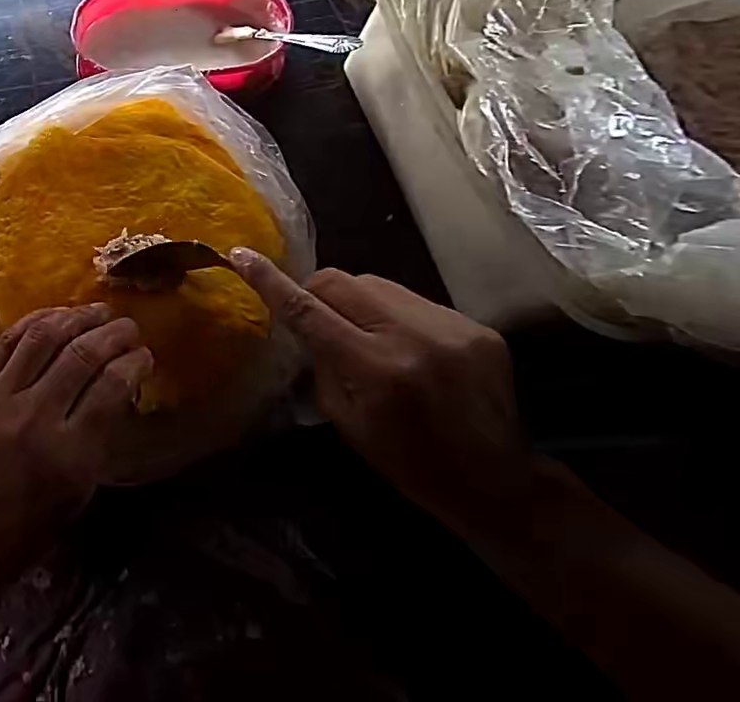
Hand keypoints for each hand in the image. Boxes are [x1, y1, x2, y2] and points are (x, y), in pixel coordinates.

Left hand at [0, 305, 152, 592]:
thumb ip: (102, 433)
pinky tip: (55, 315)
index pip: (111, 387)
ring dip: (74, 317)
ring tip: (96, 310)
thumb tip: (121, 383)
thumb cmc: (37, 522)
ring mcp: (3, 397)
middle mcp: (36, 416)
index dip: (134, 362)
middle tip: (129, 325)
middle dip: (112, 333)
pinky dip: (33, 322)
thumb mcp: (84, 486)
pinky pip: (7, 342)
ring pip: (42, 338)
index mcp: (71, 451)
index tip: (145, 354)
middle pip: (81, 355)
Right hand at [231, 250, 531, 542]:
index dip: (270, 282)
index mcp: (377, 370)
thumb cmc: (406, 460)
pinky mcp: (476, 327)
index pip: (308, 311)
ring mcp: (452, 328)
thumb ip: (320, 362)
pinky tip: (404, 346)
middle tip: (316, 318)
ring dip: (356, 301)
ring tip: (365, 335)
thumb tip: (303, 321)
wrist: (498, 484)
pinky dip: (392, 314)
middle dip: (317, 292)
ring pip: (375, 283)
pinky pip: (411, 299)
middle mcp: (415, 338)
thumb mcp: (345, 418)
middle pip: (341, 281)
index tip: (241, 255)